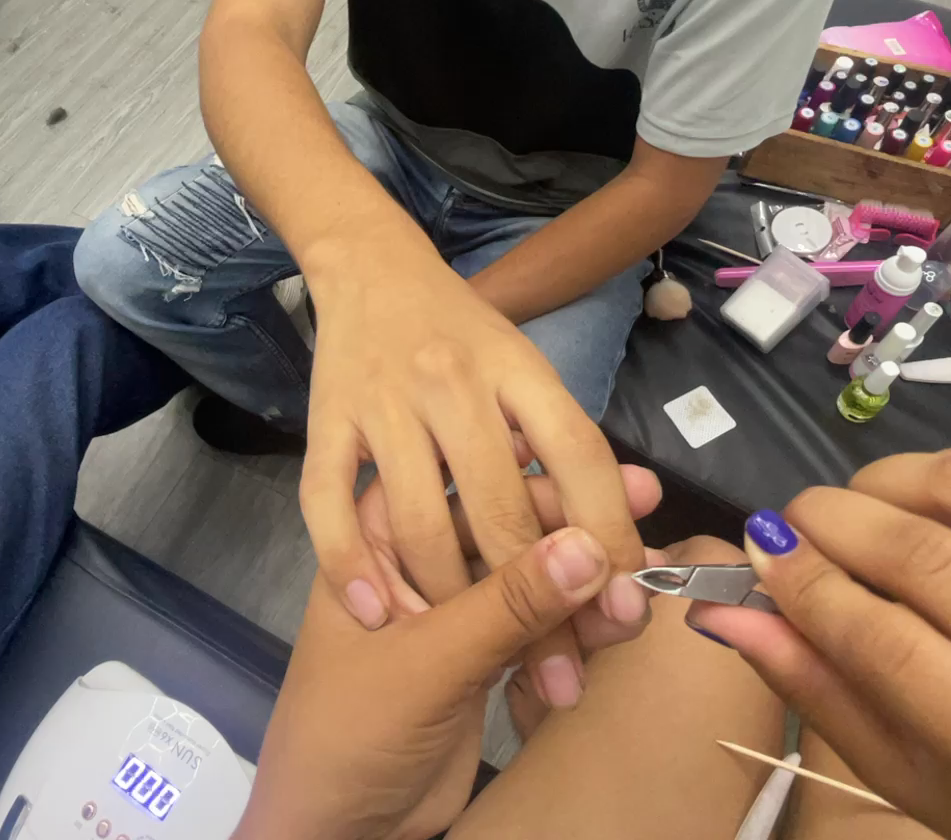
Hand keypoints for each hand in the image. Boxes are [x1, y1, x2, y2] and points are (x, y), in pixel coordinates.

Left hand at [237, 465, 660, 839]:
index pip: (456, 476)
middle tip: (640, 508)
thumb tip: (590, 545)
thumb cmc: (352, 732)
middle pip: (502, 518)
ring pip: (528, 571)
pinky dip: (578, 623)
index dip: (524, 462)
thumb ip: (507, 606)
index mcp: (381, 534)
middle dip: (569, 524)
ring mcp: (454, 603)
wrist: (342, 834)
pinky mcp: (484, 649)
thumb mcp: (427, 663)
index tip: (590, 456)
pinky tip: (619, 619)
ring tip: (640, 585)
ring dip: (584, 579)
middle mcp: (419, 555)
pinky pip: (539, 621)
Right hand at [299, 243, 645, 708]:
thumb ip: (564, 445)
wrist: (372, 271)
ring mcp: (381, 402)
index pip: (579, 456)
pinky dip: (349, 566)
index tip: (623, 610)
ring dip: (448, 602)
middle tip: (560, 679)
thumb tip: (625, 530)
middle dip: (539, 610)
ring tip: (475, 662)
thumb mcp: (525, 370)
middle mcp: (449, 380)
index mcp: (515, 365)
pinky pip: (327, 505)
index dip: (610, 539)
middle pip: (501, 508)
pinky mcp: (324, 422)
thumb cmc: (462, 329)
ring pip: (419, 522)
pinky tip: (378, 614)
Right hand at [688, 440, 950, 839]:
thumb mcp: (910, 778)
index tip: (757, 550)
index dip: (810, 587)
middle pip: (937, 564)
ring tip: (855, 506)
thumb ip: (813, 686)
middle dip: (835, 522)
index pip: (899, 652)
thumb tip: (720, 610)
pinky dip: (947, 468)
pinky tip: (918, 497)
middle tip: (790, 520)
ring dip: (889, 481)